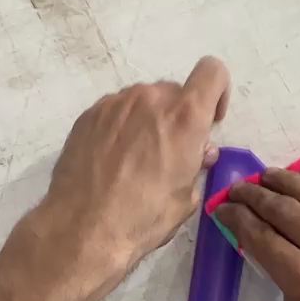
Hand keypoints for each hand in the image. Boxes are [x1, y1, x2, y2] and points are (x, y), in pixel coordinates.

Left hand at [33, 56, 230, 279]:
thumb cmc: (143, 217)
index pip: (212, 72)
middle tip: (170, 154)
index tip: (210, 122)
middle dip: (179, 117)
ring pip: (143, 102)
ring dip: (148, 122)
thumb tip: (198, 153)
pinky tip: (112, 161)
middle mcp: (150, 99)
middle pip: (175, 92)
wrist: (83, 228)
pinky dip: (122, 128)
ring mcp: (115, 103)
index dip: (217, 94)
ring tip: (137, 160)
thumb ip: (197, 166)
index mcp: (184, 117)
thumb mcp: (185, 199)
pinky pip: (116, 112)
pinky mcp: (89, 115)